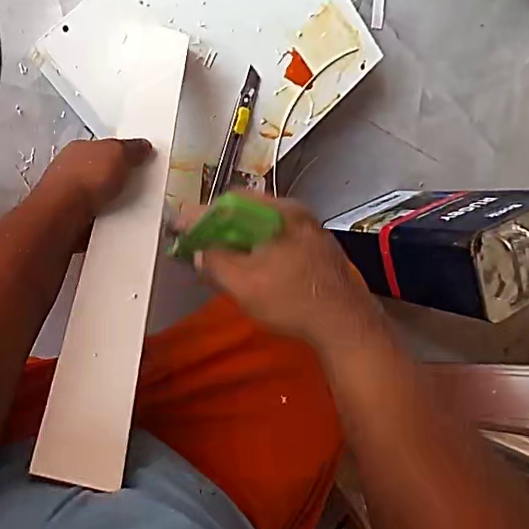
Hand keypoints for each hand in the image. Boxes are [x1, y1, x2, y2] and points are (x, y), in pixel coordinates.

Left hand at [37, 138, 153, 214]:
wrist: (64, 215)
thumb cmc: (83, 179)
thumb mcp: (118, 153)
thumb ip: (131, 149)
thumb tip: (141, 147)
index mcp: (79, 149)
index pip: (105, 147)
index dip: (123, 153)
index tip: (139, 160)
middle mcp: (71, 170)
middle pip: (103, 173)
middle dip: (119, 180)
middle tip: (134, 184)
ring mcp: (69, 196)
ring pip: (100, 197)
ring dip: (114, 202)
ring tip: (125, 205)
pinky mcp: (73, 219)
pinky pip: (98, 217)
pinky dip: (107, 219)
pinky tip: (113, 219)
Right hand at [180, 191, 388, 354]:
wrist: (347, 326)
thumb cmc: (292, 301)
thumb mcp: (242, 284)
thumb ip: (214, 263)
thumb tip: (199, 252)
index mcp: (278, 213)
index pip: (230, 202)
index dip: (201, 216)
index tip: (181, 227)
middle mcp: (298, 213)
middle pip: (249, 211)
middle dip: (221, 227)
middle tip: (200, 243)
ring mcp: (312, 230)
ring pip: (266, 226)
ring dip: (241, 239)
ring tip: (223, 259)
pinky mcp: (320, 249)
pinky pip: (281, 239)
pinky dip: (261, 248)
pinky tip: (254, 268)